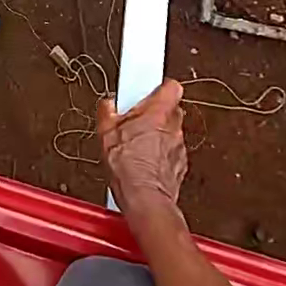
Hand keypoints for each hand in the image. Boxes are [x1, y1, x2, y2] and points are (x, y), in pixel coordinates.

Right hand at [98, 79, 187, 214]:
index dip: (160, 86)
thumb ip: (107, 110)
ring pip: (170, 130)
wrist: (144, 200)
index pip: (171, 86)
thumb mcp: (105, 132)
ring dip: (157, 133)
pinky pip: (170, 150)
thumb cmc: (128, 168)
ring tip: (136, 142)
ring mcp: (179, 146)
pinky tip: (143, 160)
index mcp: (159, 112)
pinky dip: (159, 153)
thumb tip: (108, 104)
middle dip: (154, 111)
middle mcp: (174, 127)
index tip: (147, 88)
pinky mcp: (179, 164)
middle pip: (170, 108)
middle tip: (136, 118)